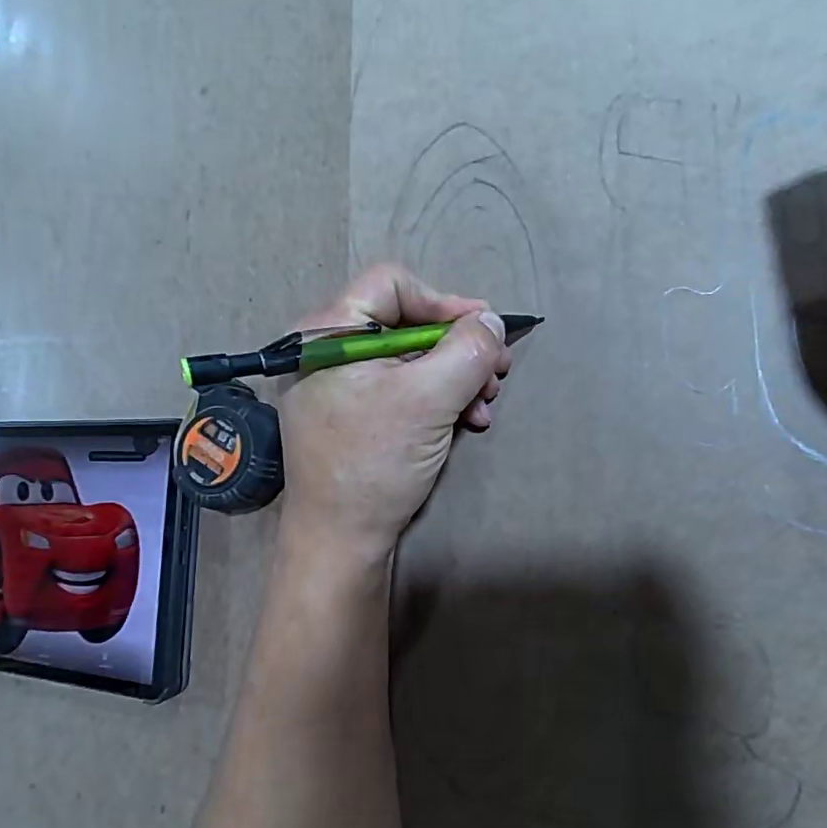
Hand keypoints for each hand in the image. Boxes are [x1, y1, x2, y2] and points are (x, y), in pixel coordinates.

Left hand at [278, 264, 510, 554]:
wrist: (340, 542)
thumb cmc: (375, 465)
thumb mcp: (429, 400)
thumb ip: (467, 352)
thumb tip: (491, 322)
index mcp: (329, 334)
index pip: (391, 285)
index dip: (443, 302)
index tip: (482, 331)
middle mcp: (330, 353)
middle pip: (407, 324)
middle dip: (459, 349)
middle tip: (498, 372)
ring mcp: (341, 388)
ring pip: (411, 361)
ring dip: (457, 379)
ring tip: (484, 407)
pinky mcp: (355, 419)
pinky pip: (403, 392)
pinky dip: (439, 401)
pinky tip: (468, 421)